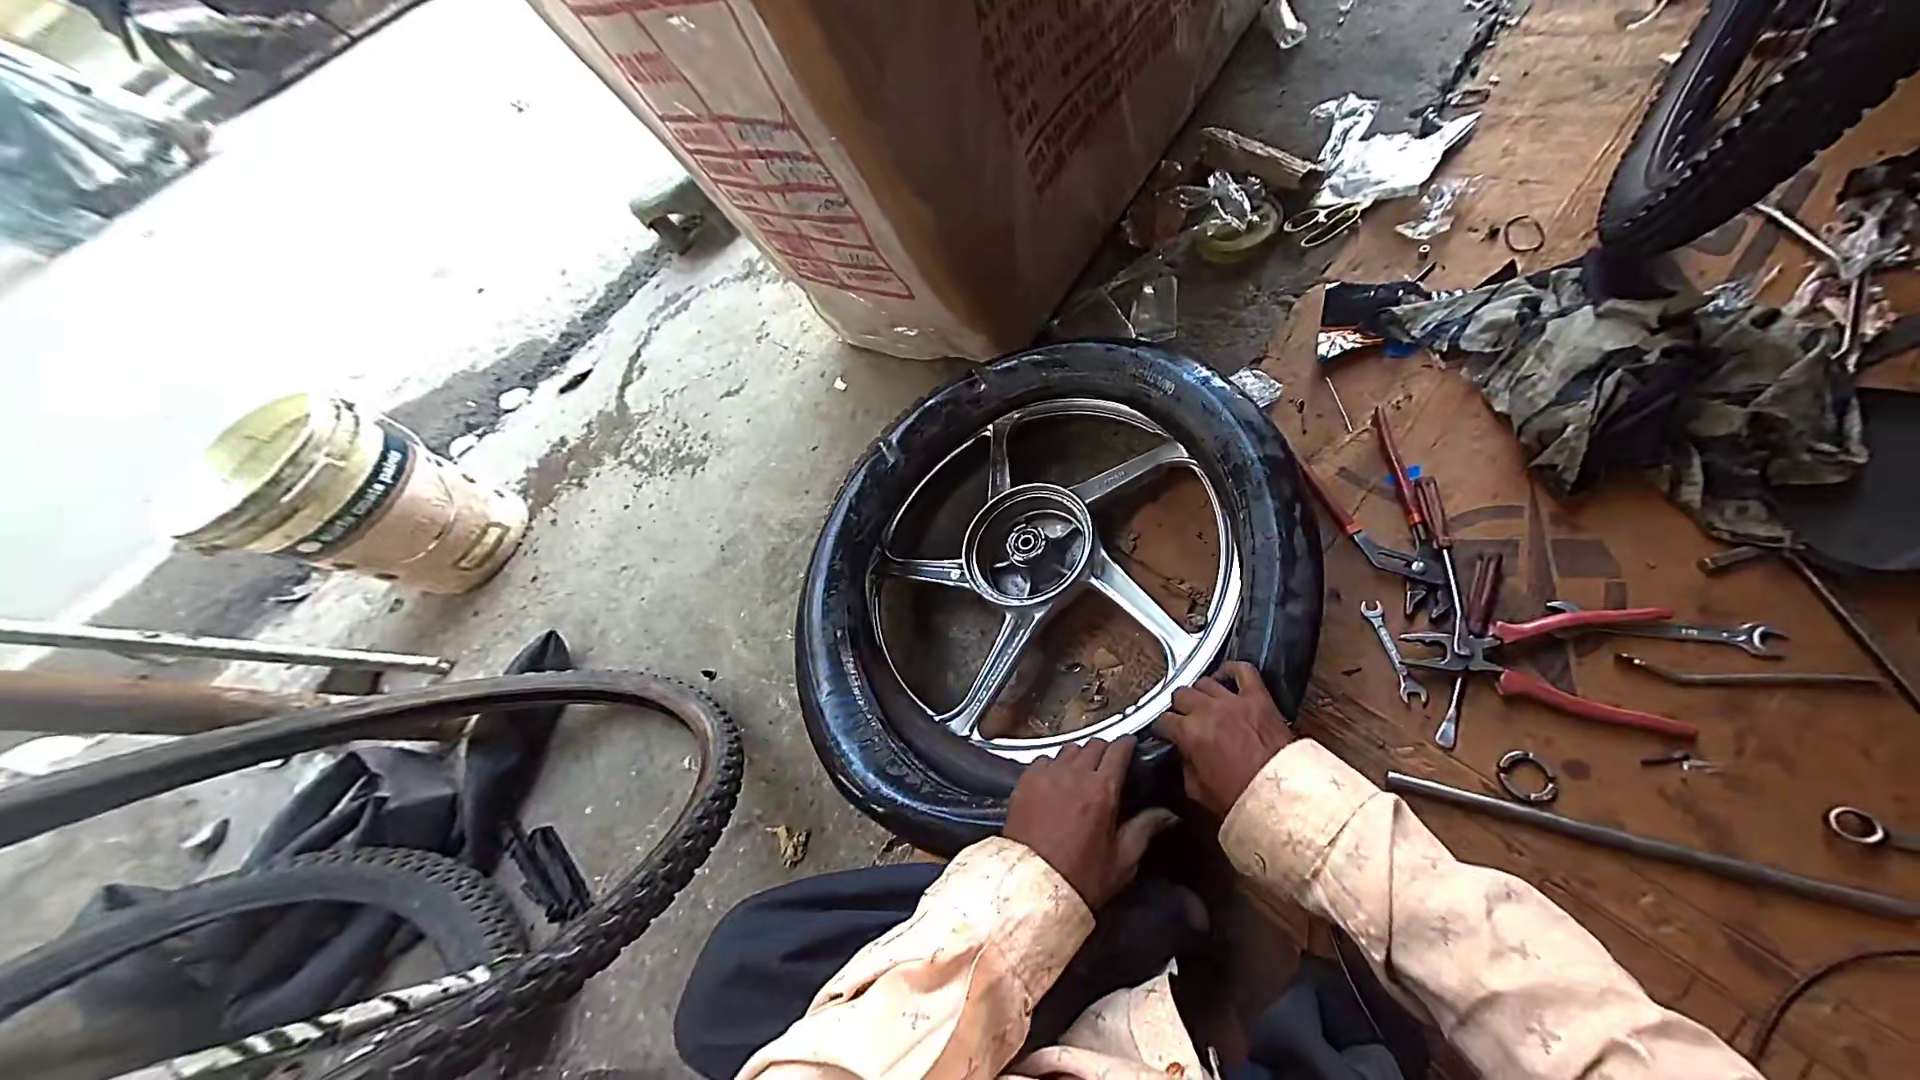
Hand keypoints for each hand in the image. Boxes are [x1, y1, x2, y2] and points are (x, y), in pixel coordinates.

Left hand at [1003, 737, 1177, 908]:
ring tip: (1082, 772)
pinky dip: (1054, 765)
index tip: (1130, 745)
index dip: (1126, 744)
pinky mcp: (1025, 780)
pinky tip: (1056, 780)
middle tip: (1109, 764)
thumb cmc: (1083, 877)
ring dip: (1080, 756)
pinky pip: (1044, 760)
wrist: (1032, 886)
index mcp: (1102, 789)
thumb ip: (1146, 829)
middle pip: (1094, 745)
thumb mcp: (1123, 859)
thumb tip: (1170, 814)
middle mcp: (1074, 774)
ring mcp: (1046, 774)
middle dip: (1105, 750)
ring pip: (1068, 750)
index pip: (1118, 750)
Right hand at [1152, 661, 1293, 817]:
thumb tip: (1183, 756)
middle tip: (1183, 717)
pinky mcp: (1258, 698)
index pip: (1163, 721)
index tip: (1164, 733)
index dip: (1162, 728)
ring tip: (1203, 702)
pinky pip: (1243, 670)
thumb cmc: (1244, 798)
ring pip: (1205, 682)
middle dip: (1178, 707)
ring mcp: (1233, 701)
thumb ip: (1184, 767)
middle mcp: (1208, 711)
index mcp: (1189, 733)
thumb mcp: (1198, 791)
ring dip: (1201, 693)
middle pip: (1180, 694)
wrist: (1283, 799)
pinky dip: (1232, 669)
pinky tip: (1226, 676)